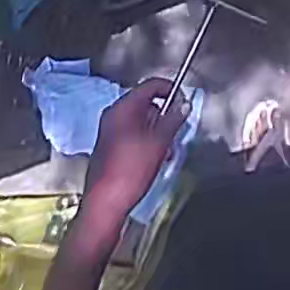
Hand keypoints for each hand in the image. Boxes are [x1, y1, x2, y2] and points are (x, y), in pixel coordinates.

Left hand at [82, 78, 189, 223]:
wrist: (104, 205)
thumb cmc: (131, 170)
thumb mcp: (159, 142)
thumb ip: (174, 119)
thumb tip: (184, 105)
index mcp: (123, 107)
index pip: (151, 84)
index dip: (171, 89)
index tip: (185, 102)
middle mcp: (114, 114)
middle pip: (146, 102)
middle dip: (165, 115)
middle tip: (177, 130)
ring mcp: (110, 130)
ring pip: (141, 120)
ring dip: (158, 131)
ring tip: (167, 150)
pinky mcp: (109, 147)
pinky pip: (133, 134)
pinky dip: (147, 140)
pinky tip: (156, 158)